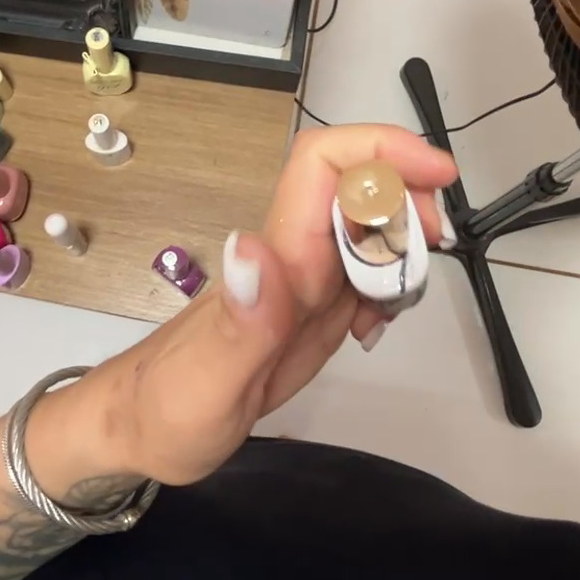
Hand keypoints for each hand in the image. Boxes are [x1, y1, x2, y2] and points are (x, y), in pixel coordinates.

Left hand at [83, 125, 457, 485]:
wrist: (144, 428)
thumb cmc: (165, 408)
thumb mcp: (206, 380)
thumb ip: (240, 322)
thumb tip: (252, 245)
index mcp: (273, 261)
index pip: (323, 167)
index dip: (381, 151)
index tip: (435, 175)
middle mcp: (291, 260)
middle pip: (358, 189)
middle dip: (408, 203)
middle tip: (430, 253)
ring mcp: (301, 284)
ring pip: (368, 230)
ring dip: (404, 250)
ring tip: (400, 302)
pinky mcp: (307, 312)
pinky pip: (361, 275)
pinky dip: (388, 288)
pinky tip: (375, 324)